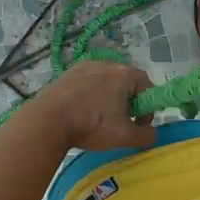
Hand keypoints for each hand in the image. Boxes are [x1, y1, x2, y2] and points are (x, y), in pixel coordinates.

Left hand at [28, 61, 156, 151]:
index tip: (137, 124)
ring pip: (106, 82)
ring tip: (97, 119)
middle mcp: (107, 63)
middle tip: (118, 123)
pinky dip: (90, 95)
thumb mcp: (124, 136)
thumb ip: (146, 135)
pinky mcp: (69, 72)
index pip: (148, 86)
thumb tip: (152, 134)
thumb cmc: (90, 125)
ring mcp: (86, 65)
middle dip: (128, 102)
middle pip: (127, 82)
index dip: (147, 107)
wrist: (48, 121)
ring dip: (108, 98)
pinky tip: (81, 111)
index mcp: (124, 74)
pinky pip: (88, 82)